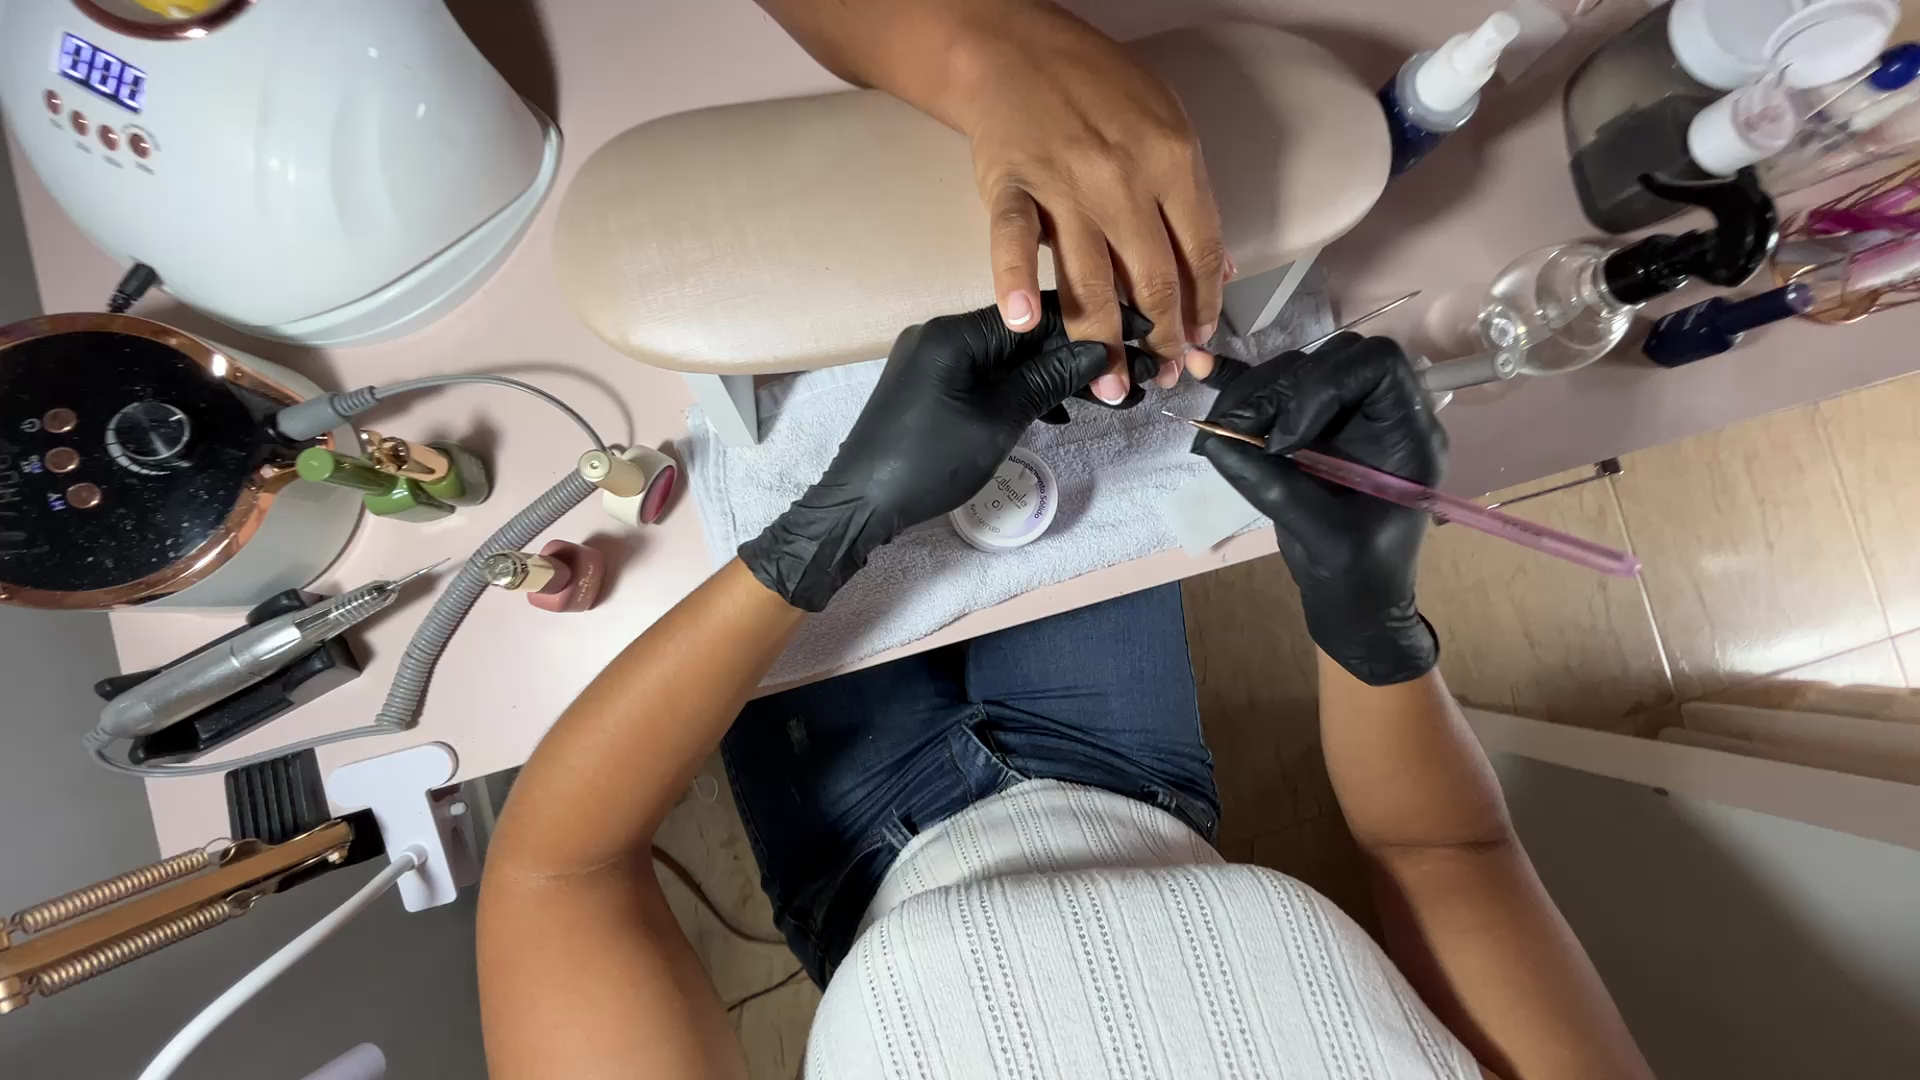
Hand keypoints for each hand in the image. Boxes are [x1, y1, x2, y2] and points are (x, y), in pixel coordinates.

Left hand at [739, 296, 1109, 610]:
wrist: (860, 505)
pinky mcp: (933, 387)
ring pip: (1009, 362)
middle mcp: (944, 335)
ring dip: (1054, 380)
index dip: (1092, 323)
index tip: (1141, 330)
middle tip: (1133, 373)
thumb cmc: (929, 463)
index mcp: (955, 333)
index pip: (1037, 314)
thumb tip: (1100, 351)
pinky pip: (987, 381)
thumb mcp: (997, 422)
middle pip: (1025, 337)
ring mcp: (936, 362)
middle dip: (1078, 357)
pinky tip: (1056, 413)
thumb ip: (1047, 381)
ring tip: (1106, 398)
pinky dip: (1021, 394)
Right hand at [946, 3, 1227, 403]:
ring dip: (1103, 344)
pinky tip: (1024, 323)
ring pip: (1090, 279)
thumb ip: (1192, 199)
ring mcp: (1065, 186)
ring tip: (1112, 390)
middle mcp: (1124, 180)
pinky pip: (1013, 241)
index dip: (1202, 309)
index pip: (1198, 253)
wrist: (1020, 50)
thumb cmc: (1098, 88)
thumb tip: (1219, 266)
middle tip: (1158, 381)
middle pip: (1150, 279)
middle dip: (1159, 340)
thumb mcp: (1168, 126)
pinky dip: (1014, 281)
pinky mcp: (1012, 188)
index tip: (1197, 347)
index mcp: (1172, 160)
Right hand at [1191, 335, 1448, 684]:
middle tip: (1235, 433)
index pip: (1376, 365)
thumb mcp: (1326, 540)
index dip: (1324, 386)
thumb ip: (1276, 490)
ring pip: (1292, 373)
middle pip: (1325, 361)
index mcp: (1404, 433)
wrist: (1356, 601)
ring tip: (1218, 432)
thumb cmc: (1359, 577)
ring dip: (1249, 395)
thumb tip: (1216, 442)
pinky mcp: (1303, 430)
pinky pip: (1272, 394)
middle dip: (1275, 391)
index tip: (1286, 441)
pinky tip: (1206, 375)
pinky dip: (1238, 386)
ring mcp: (1337, 420)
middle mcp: (1374, 414)